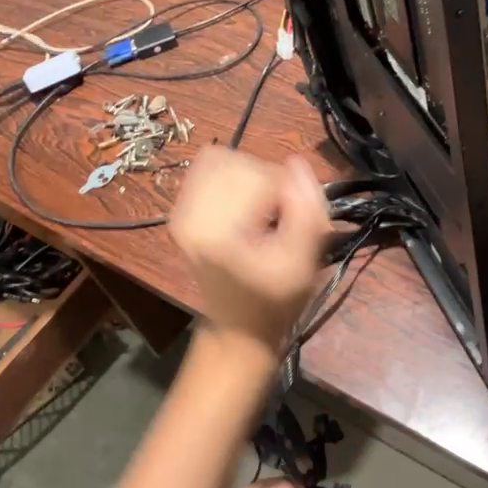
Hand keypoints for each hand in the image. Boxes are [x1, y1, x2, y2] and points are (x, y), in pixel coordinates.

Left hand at [169, 148, 331, 357]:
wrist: (237, 329)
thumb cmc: (274, 301)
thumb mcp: (304, 262)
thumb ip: (307, 209)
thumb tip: (297, 163)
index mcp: (218, 231)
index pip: (260, 175)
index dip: (285, 191)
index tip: (290, 221)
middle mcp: (189, 215)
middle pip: (238, 162)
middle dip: (267, 180)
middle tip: (277, 214)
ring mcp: (180, 211)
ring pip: (221, 159)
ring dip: (249, 175)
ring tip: (260, 207)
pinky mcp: (180, 210)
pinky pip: (207, 167)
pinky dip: (231, 176)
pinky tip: (243, 203)